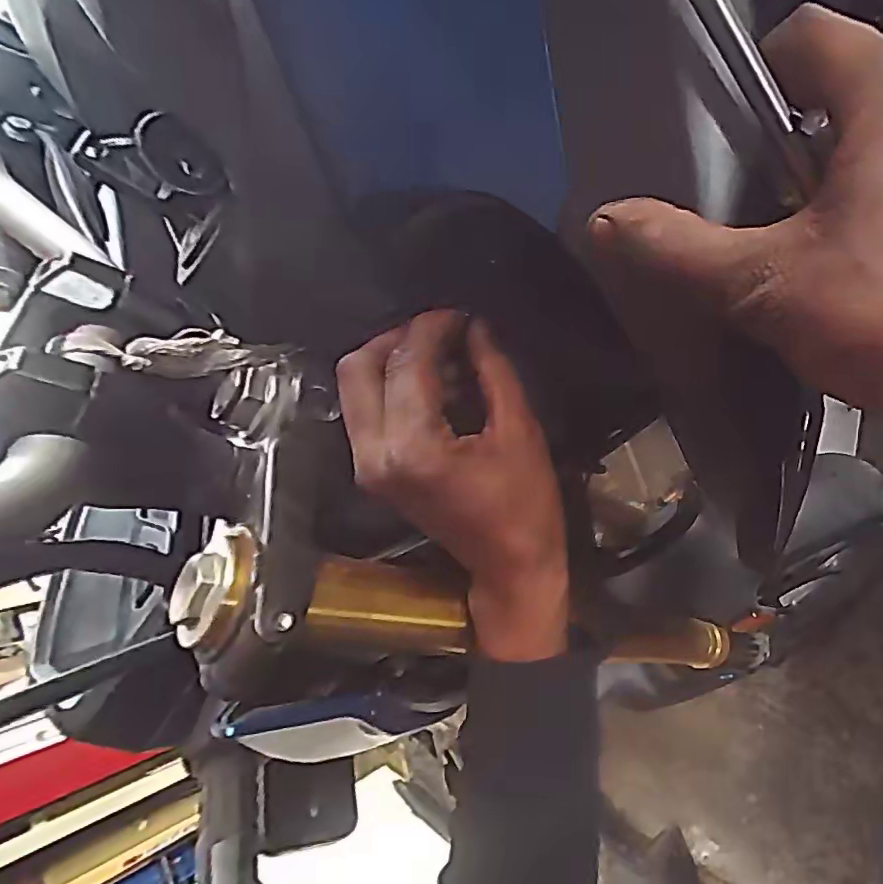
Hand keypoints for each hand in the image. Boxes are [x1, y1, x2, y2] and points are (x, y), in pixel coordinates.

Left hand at [336, 311, 569, 661]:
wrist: (510, 567)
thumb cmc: (526, 507)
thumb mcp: (519, 432)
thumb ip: (493, 373)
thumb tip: (476, 330)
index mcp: (414, 446)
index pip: (408, 363)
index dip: (433, 328)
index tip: (459, 316)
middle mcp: (376, 455)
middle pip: (360, 368)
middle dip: (400, 339)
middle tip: (444, 333)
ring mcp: (368, 467)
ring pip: (357, 388)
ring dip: (396, 363)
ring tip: (447, 360)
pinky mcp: (374, 474)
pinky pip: (369, 413)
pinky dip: (395, 390)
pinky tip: (438, 389)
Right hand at [589, 4, 882, 475]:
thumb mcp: (762, 283)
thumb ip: (679, 248)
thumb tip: (610, 223)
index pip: (803, 38)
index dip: (754, 84)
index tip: (731, 145)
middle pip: (842, 88)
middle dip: (792, 143)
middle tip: (763, 211)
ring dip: (836, 176)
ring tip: (807, 243)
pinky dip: (881, 202)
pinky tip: (861, 265)